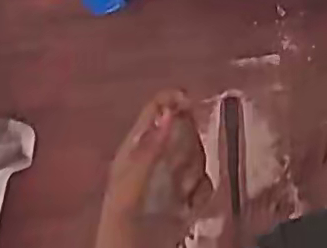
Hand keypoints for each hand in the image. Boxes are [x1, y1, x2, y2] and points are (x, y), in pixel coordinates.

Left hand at [95, 91, 214, 247]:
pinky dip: (203, 191)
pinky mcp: (186, 200)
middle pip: (183, 127)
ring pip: (196, 152)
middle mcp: (156, 157)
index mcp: (136, 148)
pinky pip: (205, 181)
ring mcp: (172, 178)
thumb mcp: (129, 186)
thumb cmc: (121, 226)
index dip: (173, 99)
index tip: (189, 102)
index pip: (156, 109)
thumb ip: (149, 149)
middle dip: (188, 141)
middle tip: (182, 163)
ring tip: (184, 191)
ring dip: (195, 168)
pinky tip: (192, 206)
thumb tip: (170, 112)